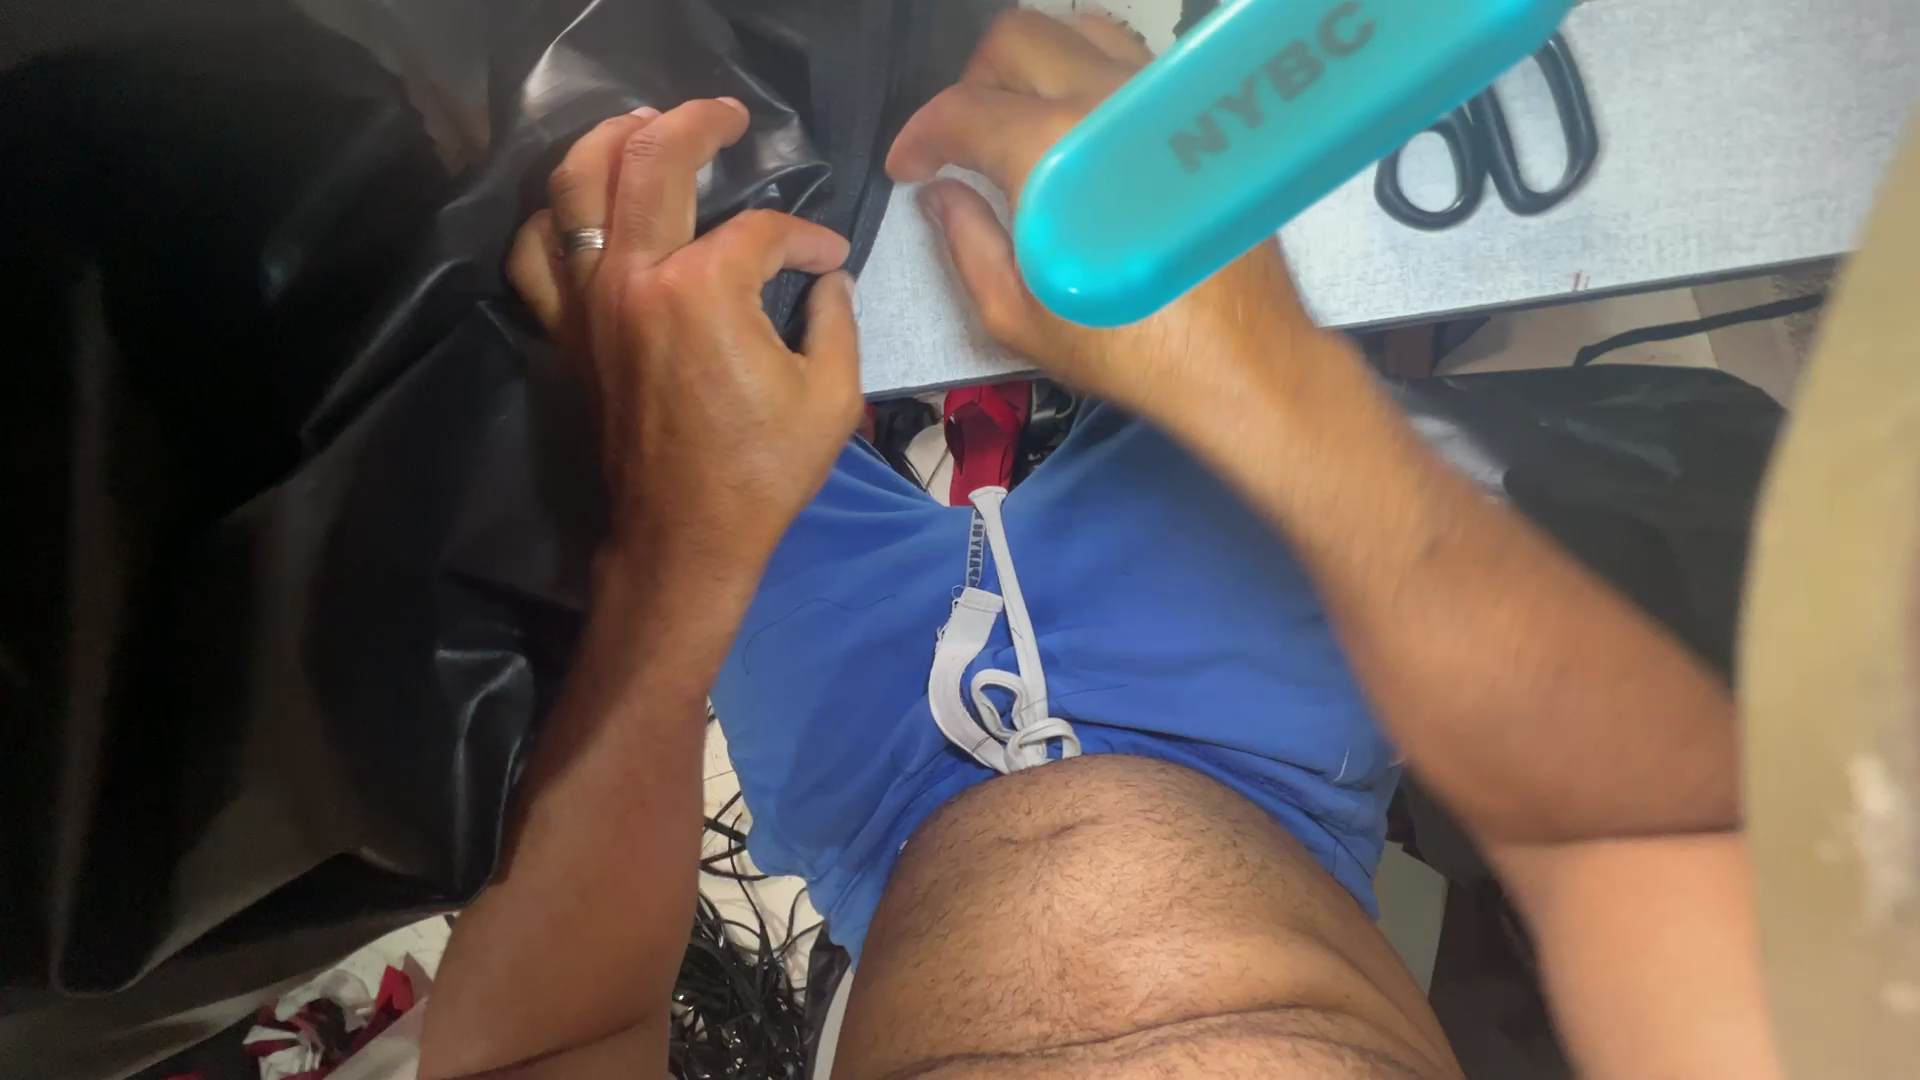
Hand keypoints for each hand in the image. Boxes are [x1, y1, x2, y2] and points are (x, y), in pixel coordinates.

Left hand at [508, 99, 862, 578]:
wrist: (687, 536)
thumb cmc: (764, 473)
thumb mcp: (833, 397)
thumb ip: (838, 320)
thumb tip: (830, 279)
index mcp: (707, 290)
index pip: (763, 231)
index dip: (807, 237)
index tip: (831, 258)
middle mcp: (635, 277)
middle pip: (652, 161)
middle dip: (697, 124)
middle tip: (727, 115)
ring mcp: (590, 303)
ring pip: (574, 186)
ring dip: (610, 142)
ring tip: (642, 130)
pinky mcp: (570, 335)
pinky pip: (536, 256)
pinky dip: (553, 219)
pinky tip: (581, 213)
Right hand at [886, 11, 1332, 433]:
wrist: (1235, 359)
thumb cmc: (1124, 350)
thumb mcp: (1017, 316)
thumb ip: (966, 245)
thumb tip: (941, 195)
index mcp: (1049, 153)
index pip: (961, 110)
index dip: (918, 135)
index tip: (906, 166)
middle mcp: (1105, 101)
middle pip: (1014, 40)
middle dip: (968, 85)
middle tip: (957, 144)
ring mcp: (1158, 98)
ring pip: (1076, 31)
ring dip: (1028, 70)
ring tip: (1015, 130)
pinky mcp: (1194, 114)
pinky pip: (1129, 60)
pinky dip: (1086, 76)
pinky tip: (1078, 131)